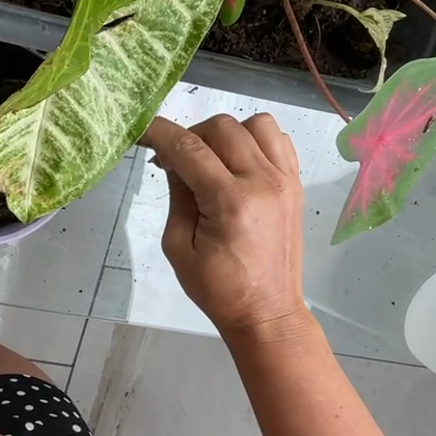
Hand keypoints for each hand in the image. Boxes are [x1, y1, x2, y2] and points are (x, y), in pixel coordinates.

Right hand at [142, 114, 309, 339]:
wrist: (266, 310)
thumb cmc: (216, 287)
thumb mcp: (177, 246)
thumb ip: (177, 196)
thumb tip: (172, 161)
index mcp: (230, 201)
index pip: (189, 149)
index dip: (160, 134)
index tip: (140, 131)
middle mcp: (263, 182)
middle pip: (221, 128)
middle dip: (190, 135)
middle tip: (174, 160)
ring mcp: (285, 180)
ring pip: (254, 125)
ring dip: (225, 133)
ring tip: (210, 158)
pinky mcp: (295, 185)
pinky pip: (278, 140)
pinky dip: (253, 140)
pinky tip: (237, 163)